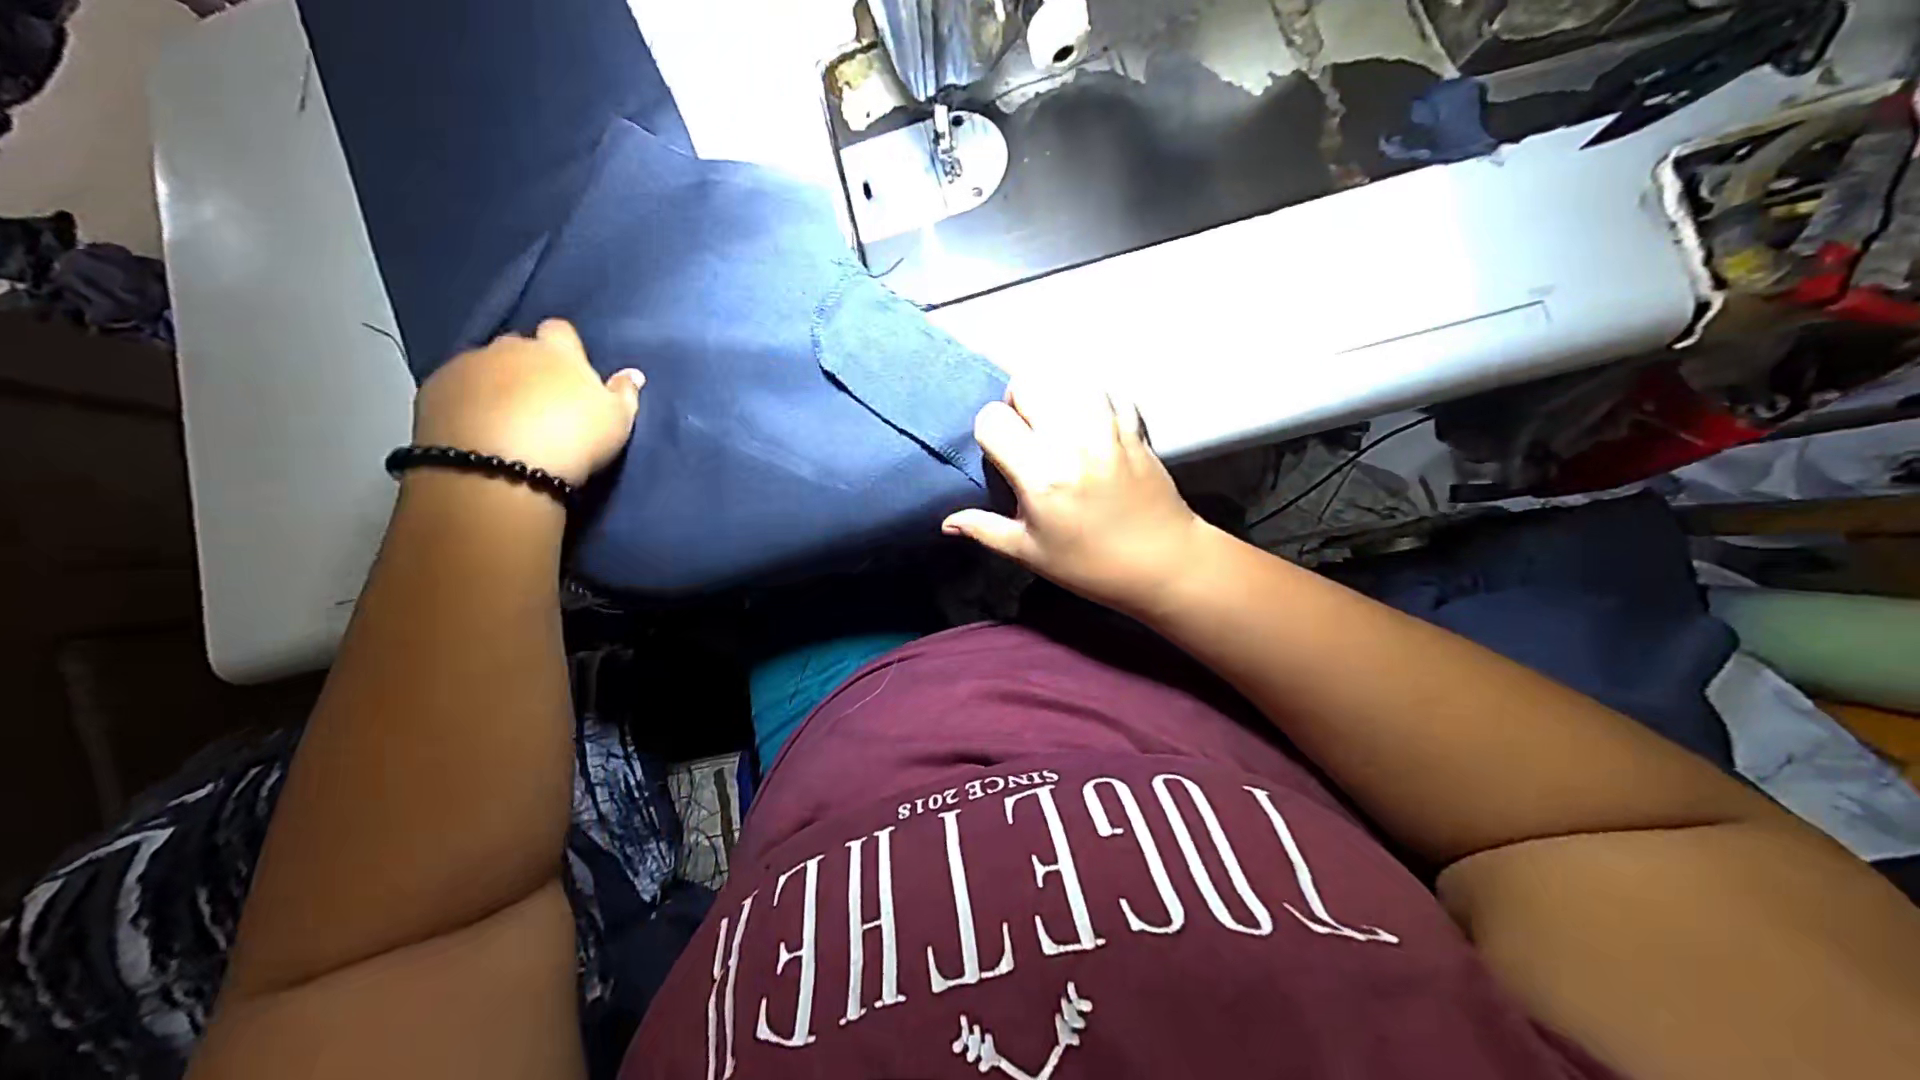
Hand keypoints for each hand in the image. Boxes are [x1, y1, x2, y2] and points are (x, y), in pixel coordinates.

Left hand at [412, 320, 642, 485]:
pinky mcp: (433, 390)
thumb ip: (624, 394)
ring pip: (483, 366)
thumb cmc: (573, 440)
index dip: (565, 348)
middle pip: (518, 346)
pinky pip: (454, 388)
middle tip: (539, 400)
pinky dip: (464, 401)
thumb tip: (633, 374)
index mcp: (556, 351)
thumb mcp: (616, 422)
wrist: (499, 468)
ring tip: (505, 419)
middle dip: (525, 364)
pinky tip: (474, 428)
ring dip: (494, 383)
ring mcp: (466, 366)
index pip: (560, 331)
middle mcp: (509, 348)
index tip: (571, 373)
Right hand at [943, 379, 1206, 616]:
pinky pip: (1107, 391)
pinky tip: (1090, 426)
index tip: (1002, 455)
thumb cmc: (1090, 565)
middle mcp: (1072, 442)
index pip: (993, 419)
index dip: (989, 433)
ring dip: (1055, 396)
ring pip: (1068, 379)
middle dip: (1018, 403)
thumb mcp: (1030, 552)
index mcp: (1041, 475)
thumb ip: (986, 529)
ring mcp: (1108, 430)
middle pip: (1029, 383)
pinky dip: (1092, 400)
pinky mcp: (1134, 427)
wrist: (1163, 563)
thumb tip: (947, 523)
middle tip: (1027, 433)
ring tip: (1057, 425)